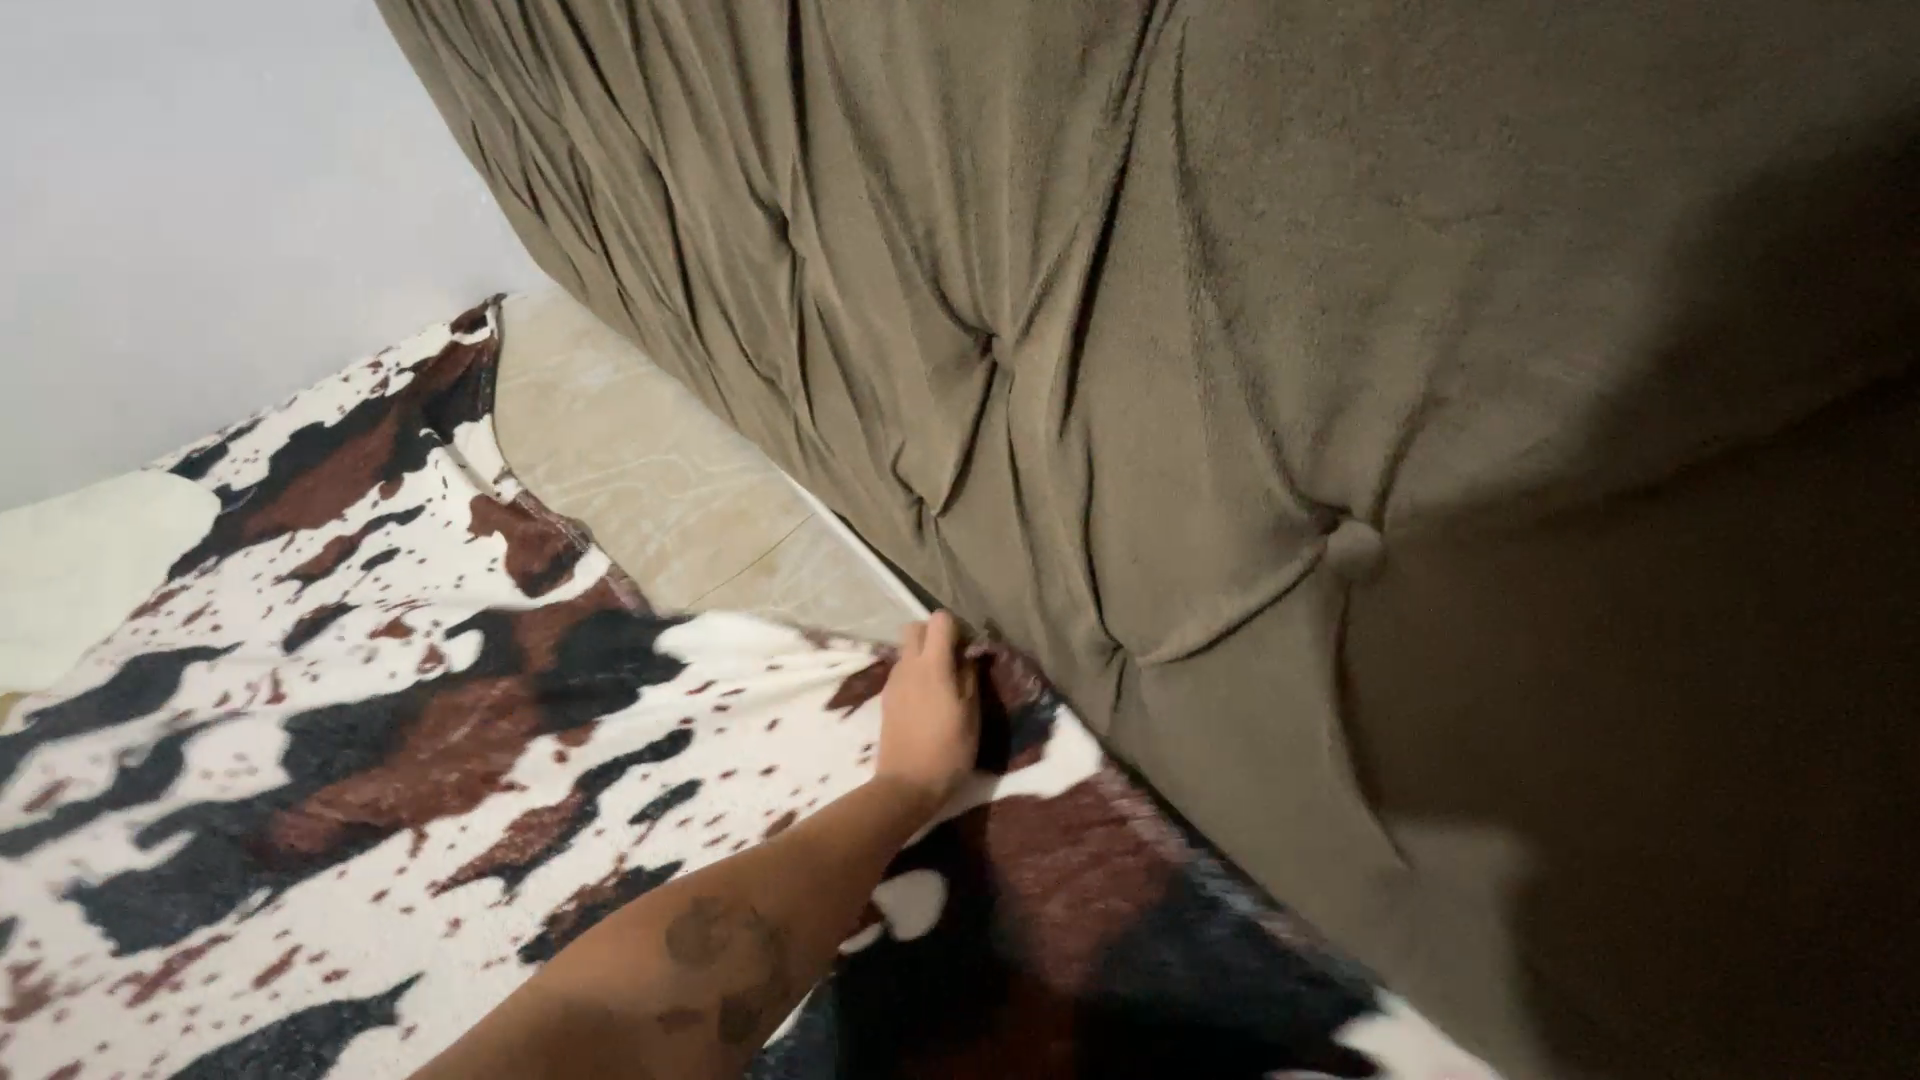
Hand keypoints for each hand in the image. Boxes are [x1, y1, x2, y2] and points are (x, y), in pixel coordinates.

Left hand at [873, 612, 980, 817]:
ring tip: (944, 684)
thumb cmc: (948, 750)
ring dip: (924, 655)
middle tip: (954, 659)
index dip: (957, 628)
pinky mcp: (886, 698)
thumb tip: (968, 656)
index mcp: (932, 665)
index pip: (939, 620)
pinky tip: (928, 700)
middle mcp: (908, 666)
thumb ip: (970, 677)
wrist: (907, 784)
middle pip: (915, 628)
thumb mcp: (971, 714)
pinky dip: (915, 673)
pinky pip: (902, 671)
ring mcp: (893, 681)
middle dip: (935, 634)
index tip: (969, 649)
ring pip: (906, 650)